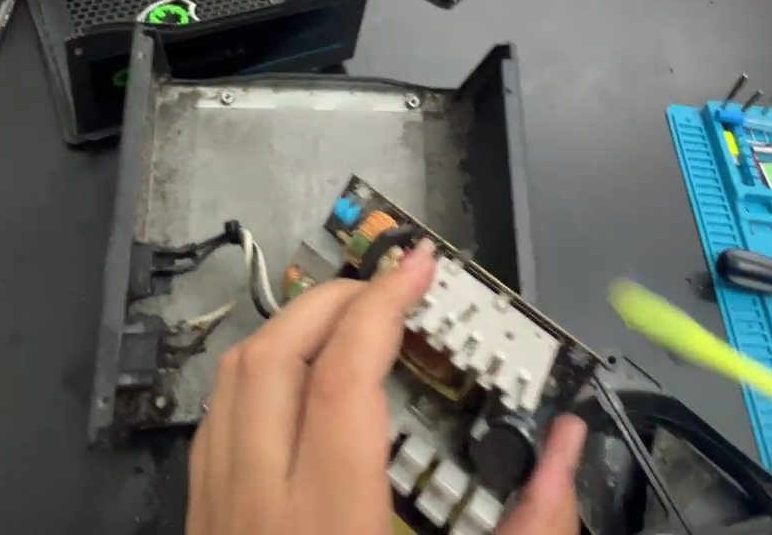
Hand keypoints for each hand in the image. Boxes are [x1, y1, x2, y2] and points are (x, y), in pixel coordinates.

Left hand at [188, 244, 589, 534]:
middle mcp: (257, 510)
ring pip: (232, 380)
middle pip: (271, 355)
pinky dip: (258, 375)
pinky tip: (297, 383)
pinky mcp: (202, 530)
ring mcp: (216, 518)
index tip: (420, 263)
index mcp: (327, 524)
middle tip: (389, 288)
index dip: (384, 303)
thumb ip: (535, 527)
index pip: (342, 374)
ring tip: (348, 318)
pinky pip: (216, 423)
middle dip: (333, 299)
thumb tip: (569, 447)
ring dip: (290, 328)